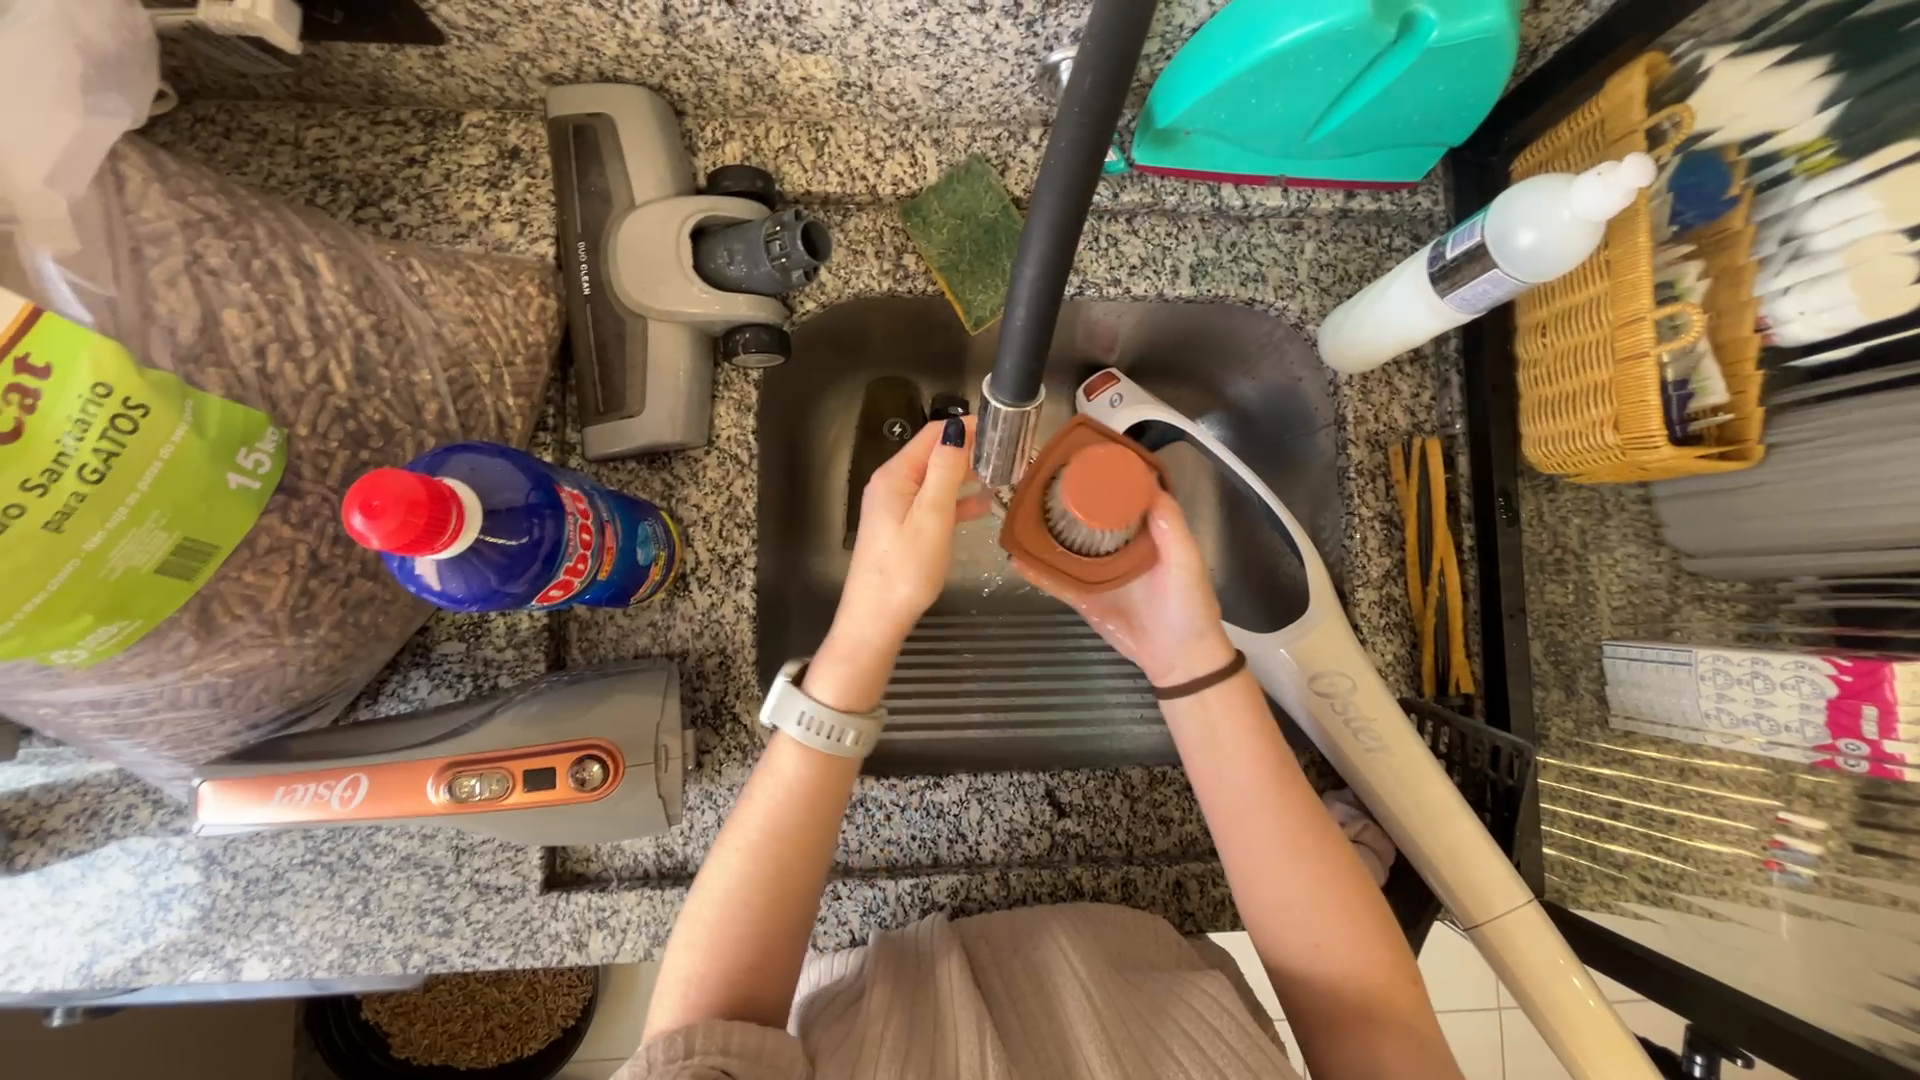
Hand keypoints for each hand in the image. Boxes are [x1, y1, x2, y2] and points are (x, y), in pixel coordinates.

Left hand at [834, 415, 987, 646]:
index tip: (1004, 430)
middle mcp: (891, 484)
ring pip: (936, 479)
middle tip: (1010, 454)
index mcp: (896, 475)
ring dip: (966, 475)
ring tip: (1003, 475)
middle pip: (934, 454)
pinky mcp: (901, 528)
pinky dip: (956, 500)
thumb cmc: (906, 569)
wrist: (876, 619)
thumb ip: (945, 471)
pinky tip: (982, 505)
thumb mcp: (931, 516)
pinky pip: (933, 503)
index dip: (968, 427)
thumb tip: (958, 429)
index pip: (934, 434)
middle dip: (970, 449)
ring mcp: (895, 506)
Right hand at [1013, 490, 1237, 686]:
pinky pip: (1055, 581)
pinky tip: (1017, 556)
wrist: (1177, 658)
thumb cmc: (1189, 606)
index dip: (1102, 479)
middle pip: (1086, 518)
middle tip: (1038, 482)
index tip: (1079, 458)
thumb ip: (1170, 526)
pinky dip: (1036, 570)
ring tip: (1020, 512)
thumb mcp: (1186, 560)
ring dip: (1045, 532)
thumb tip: (1147, 485)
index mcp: (1144, 532)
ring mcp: (1096, 572)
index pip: (1120, 498)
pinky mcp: (1083, 597)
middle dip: (1064, 501)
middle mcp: (1117, 547)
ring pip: (1065, 546)